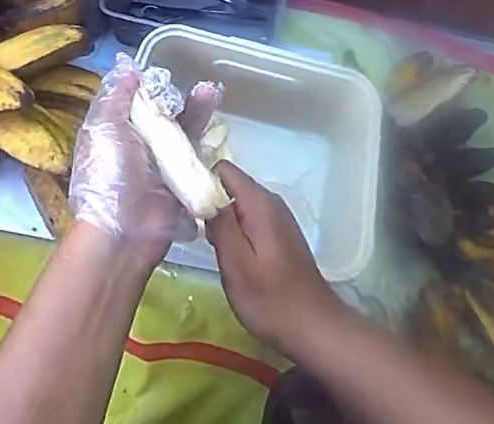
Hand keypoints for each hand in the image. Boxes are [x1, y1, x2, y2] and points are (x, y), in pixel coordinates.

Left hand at [69, 57, 219, 262]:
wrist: (126, 230)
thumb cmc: (109, 175)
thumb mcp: (104, 129)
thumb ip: (115, 98)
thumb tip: (129, 69)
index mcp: (118, 134)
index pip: (137, 103)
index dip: (151, 87)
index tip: (165, 74)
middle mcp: (142, 145)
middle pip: (166, 114)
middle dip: (180, 98)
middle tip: (200, 84)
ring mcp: (165, 162)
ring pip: (186, 129)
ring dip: (198, 110)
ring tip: (211, 92)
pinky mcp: (185, 177)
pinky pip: (200, 151)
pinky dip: (208, 134)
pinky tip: (216, 118)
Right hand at [206, 161, 346, 353]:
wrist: (310, 322)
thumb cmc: (269, 298)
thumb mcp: (236, 263)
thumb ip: (221, 225)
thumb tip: (206, 196)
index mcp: (259, 202)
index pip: (224, 170)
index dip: (201, 180)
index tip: (182, 203)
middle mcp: (270, 200)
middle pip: (231, 185)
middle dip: (209, 203)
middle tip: (193, 232)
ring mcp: (277, 216)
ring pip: (239, 203)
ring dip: (221, 220)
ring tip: (209, 247)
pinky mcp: (279, 231)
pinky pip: (250, 217)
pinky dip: (235, 230)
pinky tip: (229, 255)